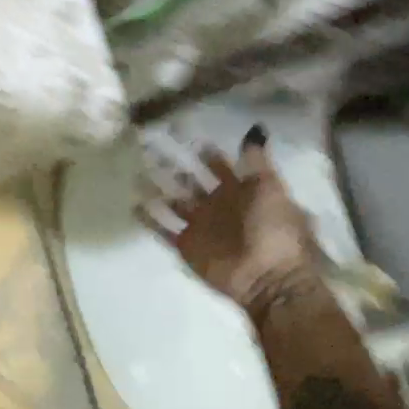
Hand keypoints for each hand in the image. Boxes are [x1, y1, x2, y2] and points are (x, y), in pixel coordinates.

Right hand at [139, 125, 319, 312]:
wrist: (268, 278)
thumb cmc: (274, 230)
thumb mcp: (271, 189)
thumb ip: (257, 161)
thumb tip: (256, 129)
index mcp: (239, 193)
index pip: (219, 167)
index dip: (206, 153)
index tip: (186, 136)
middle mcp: (216, 206)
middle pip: (190, 182)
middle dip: (174, 166)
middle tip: (151, 146)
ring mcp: (200, 226)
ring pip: (173, 201)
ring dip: (157, 187)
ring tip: (137, 171)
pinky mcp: (186, 244)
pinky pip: (163, 229)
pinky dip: (149, 218)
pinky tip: (134, 204)